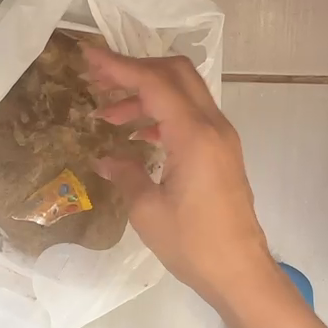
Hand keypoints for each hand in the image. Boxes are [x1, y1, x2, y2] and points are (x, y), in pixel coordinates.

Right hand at [82, 43, 280, 306]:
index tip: (88, 56)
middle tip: (98, 79)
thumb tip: (106, 158)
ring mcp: (221, 139)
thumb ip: (126, 174)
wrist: (239, 271)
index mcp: (193, 136)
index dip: (119, 66)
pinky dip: (161, 115)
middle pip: (175, 74)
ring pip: (183, 94)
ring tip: (107, 115)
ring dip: (146, 95)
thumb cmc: (192, 245)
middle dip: (135, 69)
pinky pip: (190, 117)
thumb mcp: (147, 211)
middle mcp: (212, 127)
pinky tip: (136, 136)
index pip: (154, 83)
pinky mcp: (221, 154)